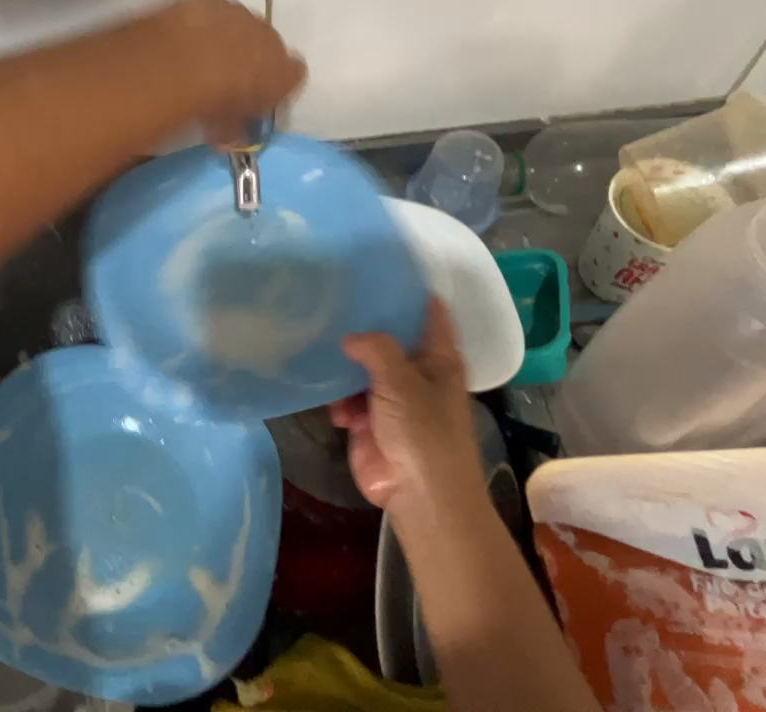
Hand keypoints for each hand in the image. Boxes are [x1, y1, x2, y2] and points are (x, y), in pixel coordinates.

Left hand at [137, 0, 306, 143]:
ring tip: (202, 59)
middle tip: (226, 82)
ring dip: (227, 40)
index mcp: (286, 72)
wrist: (184, 60)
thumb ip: (235, 127)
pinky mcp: (212, 0)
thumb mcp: (228, 127)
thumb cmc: (214, 102)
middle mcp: (271, 39)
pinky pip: (214, 13)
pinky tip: (186, 39)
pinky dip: (204, 25)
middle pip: (267, 49)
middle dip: (250, 62)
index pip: (292, 77)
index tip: (255, 101)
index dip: (273, 88)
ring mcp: (242, 15)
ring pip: (242, 27)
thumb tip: (228, 136)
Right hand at [330, 299, 483, 510]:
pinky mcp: (370, 424)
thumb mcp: (402, 381)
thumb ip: (376, 349)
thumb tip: (350, 338)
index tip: (387, 268)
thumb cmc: (424, 433)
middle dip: (365, 329)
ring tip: (326, 360)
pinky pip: (348, 400)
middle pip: (389, 341)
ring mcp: (391, 400)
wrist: (420, 496)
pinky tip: (333, 405)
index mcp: (439, 360)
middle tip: (334, 302)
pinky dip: (340, 401)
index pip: (430, 315)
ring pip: (363, 370)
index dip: (414, 292)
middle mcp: (417, 375)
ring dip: (346, 371)